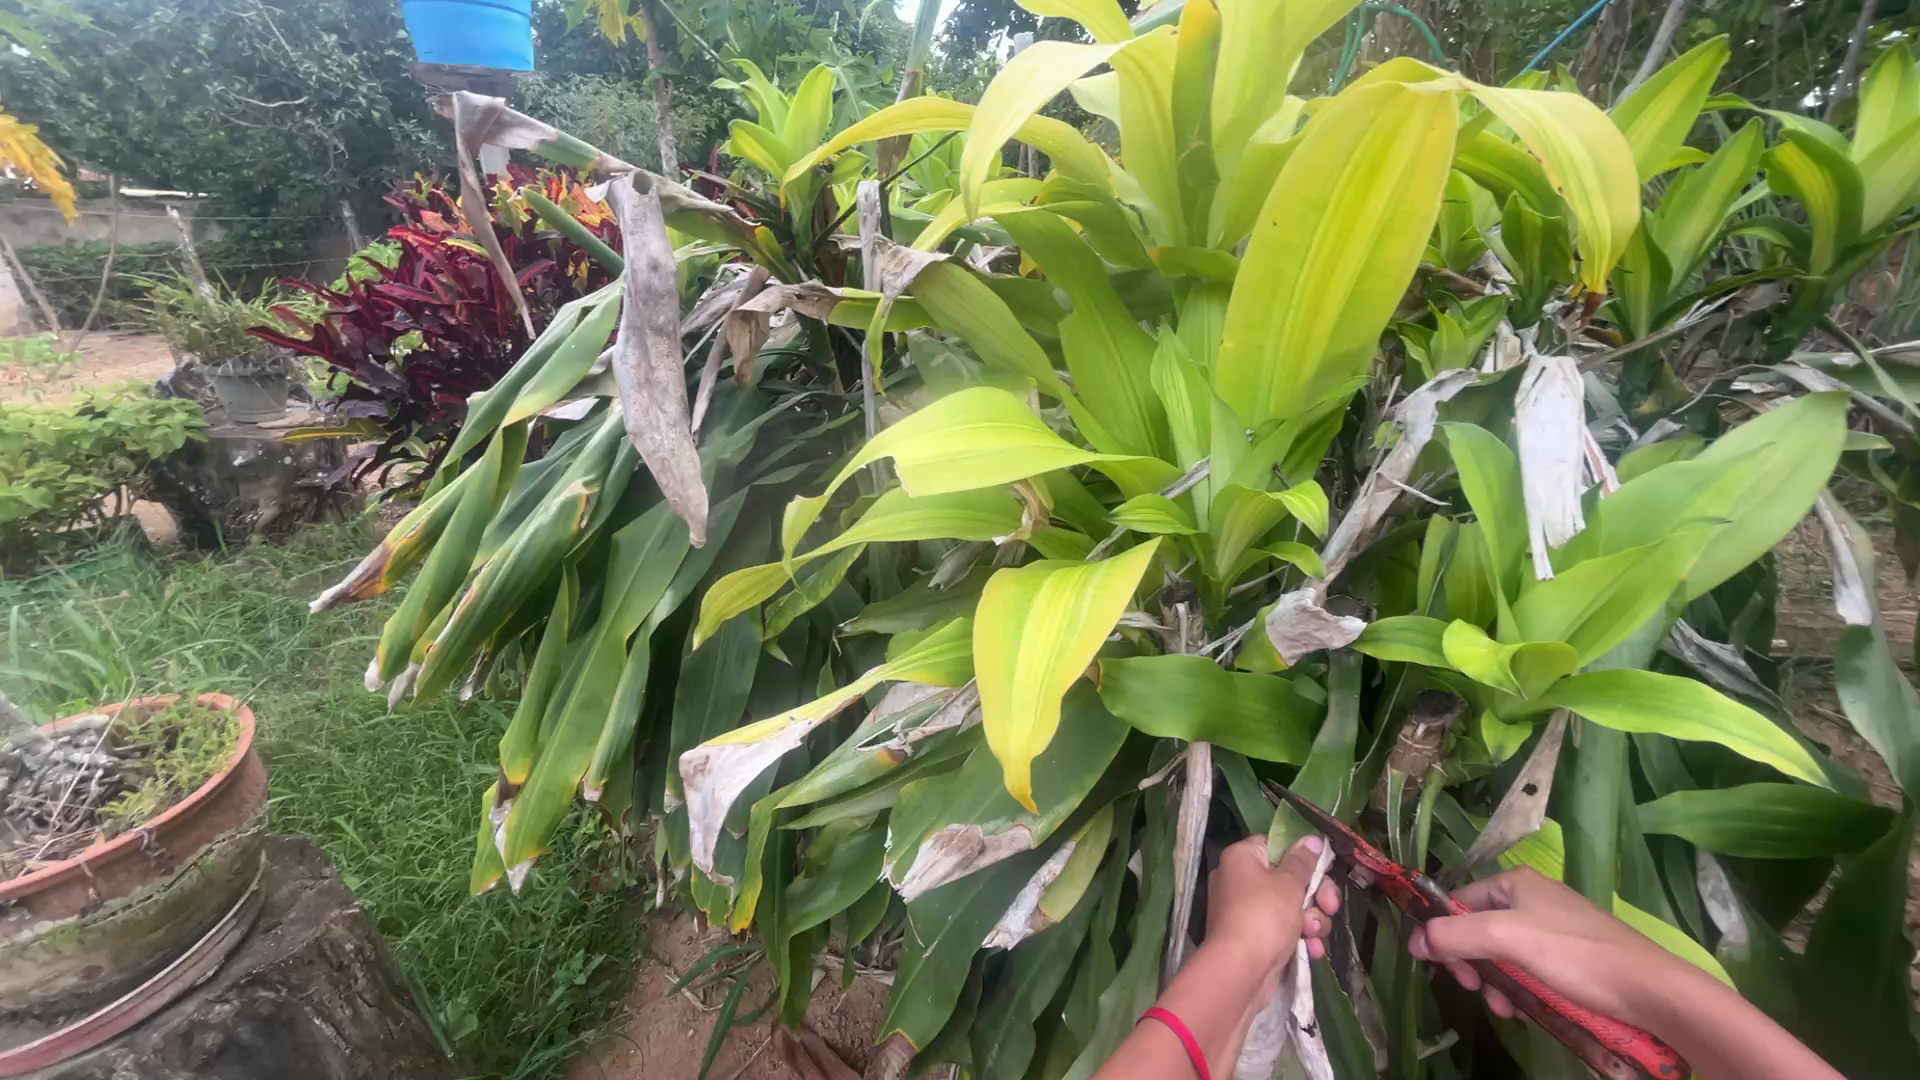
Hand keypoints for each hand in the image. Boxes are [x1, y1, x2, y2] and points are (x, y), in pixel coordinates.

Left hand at [1204, 834, 1341, 972]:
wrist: (1240, 969)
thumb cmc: (1264, 915)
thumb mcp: (1289, 884)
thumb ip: (1302, 862)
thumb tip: (1311, 839)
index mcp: (1241, 857)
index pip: (1274, 846)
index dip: (1300, 857)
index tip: (1323, 870)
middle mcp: (1238, 878)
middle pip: (1286, 878)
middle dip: (1314, 895)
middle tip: (1329, 907)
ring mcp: (1244, 909)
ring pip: (1289, 906)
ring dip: (1310, 920)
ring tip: (1313, 933)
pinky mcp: (1253, 936)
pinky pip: (1282, 929)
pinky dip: (1299, 938)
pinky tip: (1312, 950)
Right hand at [1409, 867, 1698, 1031]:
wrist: (1658, 995)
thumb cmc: (1577, 954)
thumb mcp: (1506, 938)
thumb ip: (1454, 935)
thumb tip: (1414, 942)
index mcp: (1514, 882)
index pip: (1458, 901)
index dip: (1443, 931)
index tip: (1439, 964)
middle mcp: (1532, 901)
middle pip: (1479, 930)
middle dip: (1473, 963)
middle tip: (1474, 989)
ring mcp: (1555, 932)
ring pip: (1504, 956)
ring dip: (1496, 983)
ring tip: (1505, 1008)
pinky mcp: (1574, 962)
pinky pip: (1530, 972)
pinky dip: (1521, 991)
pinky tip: (1525, 1010)